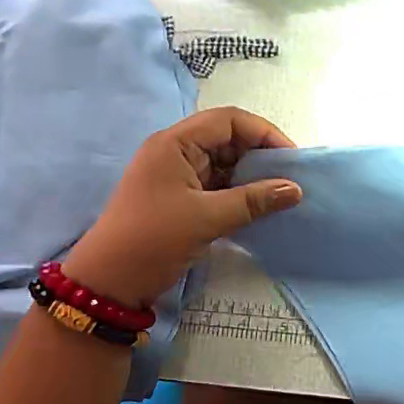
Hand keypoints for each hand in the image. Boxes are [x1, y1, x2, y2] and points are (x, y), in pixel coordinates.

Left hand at [62, 108, 301, 307]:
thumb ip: (254, 200)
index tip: (291, 158)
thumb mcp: (207, 218)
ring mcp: (176, 175)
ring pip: (223, 164)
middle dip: (260, 155)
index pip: (228, 120)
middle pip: (227, 139)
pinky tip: (259, 208)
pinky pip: (216, 185)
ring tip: (279, 195)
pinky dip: (238, 193)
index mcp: (175, 143)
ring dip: (251, 176)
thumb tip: (295, 189)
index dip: (264, 133)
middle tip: (289, 178)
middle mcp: (175, 151)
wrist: (108, 282)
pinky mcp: (179, 198)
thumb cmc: (153, 240)